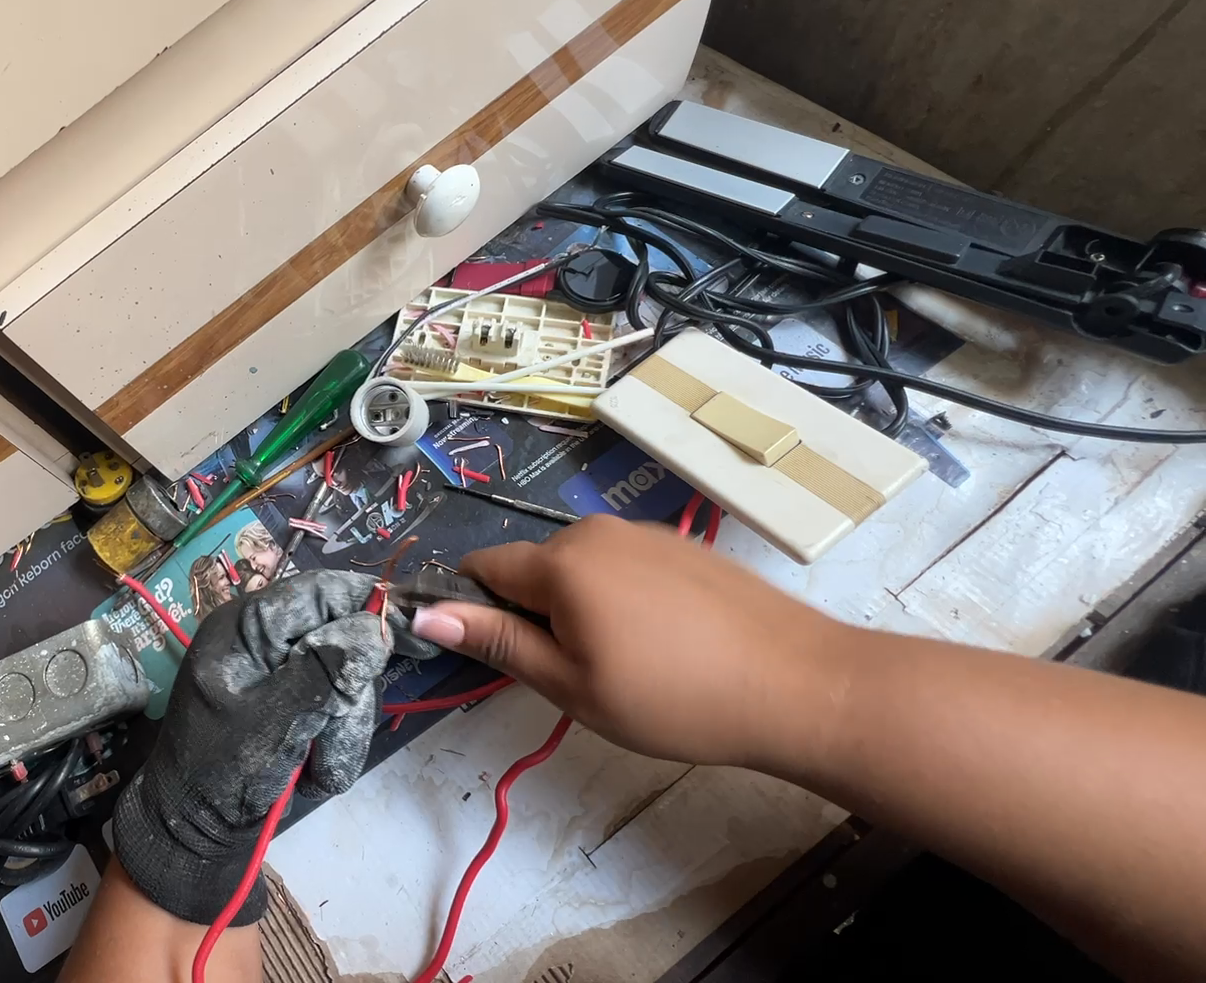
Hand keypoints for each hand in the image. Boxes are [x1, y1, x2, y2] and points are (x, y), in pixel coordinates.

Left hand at [113, 571, 437, 924]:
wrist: (192, 833)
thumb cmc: (217, 774)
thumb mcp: (270, 723)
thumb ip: (323, 673)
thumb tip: (375, 627)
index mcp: (247, 625)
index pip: (321, 591)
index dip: (370, 603)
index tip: (417, 628)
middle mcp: (267, 638)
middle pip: (344, 639)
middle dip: (348, 697)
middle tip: (334, 739)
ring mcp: (283, 671)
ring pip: (348, 679)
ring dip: (343, 729)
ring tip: (318, 767)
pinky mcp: (297, 701)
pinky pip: (339, 707)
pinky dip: (336, 742)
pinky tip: (314, 772)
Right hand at [406, 514, 849, 767]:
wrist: (805, 686)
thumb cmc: (673, 697)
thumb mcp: (570, 684)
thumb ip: (495, 642)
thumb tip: (424, 613)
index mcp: (559, 563)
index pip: (482, 567)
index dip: (475, 607)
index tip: (502, 651)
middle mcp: (593, 531)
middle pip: (530, 568)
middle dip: (533, 611)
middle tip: (576, 670)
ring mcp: (640, 533)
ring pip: (575, 567)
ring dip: (575, 605)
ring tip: (626, 658)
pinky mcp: (676, 544)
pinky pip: (618, 564)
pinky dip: (616, 596)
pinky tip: (663, 639)